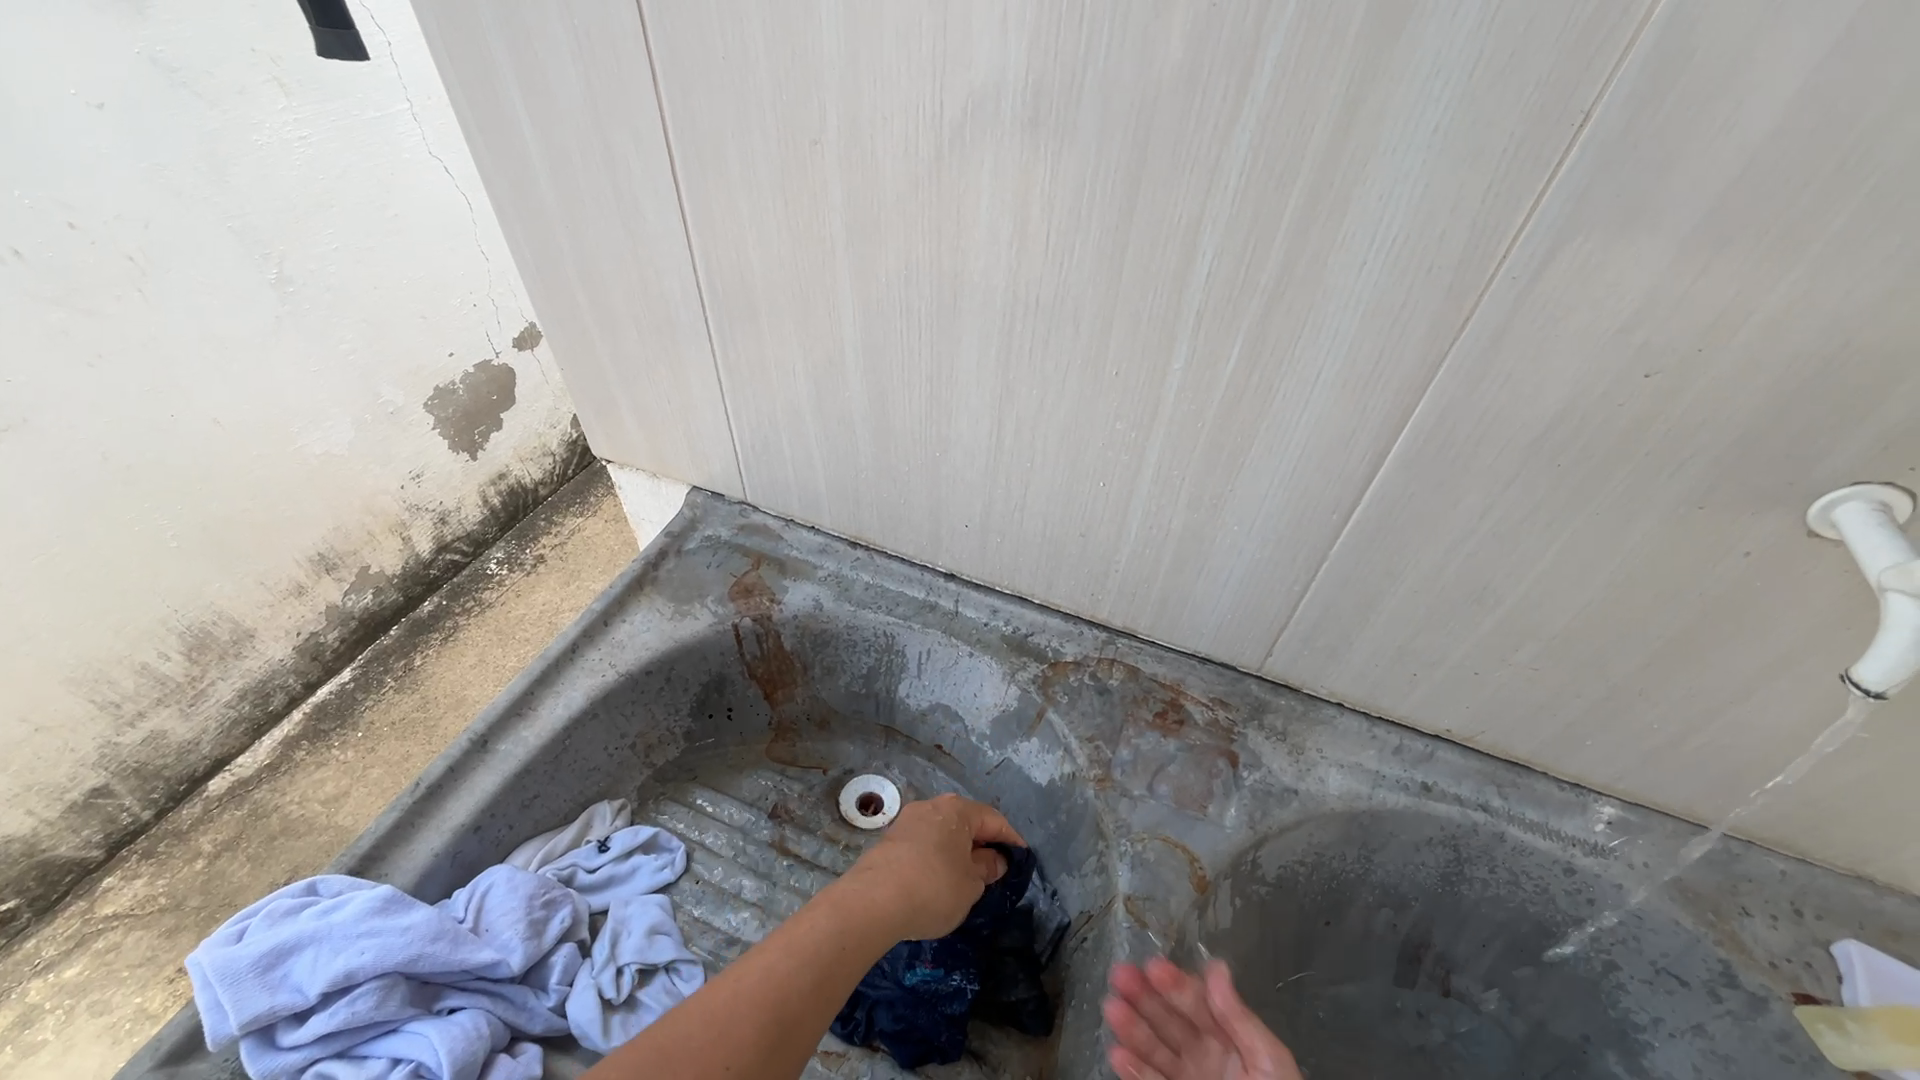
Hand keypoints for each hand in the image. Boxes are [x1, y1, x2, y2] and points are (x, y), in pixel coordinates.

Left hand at [834, 794, 1025, 941]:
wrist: (872, 902)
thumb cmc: (933, 888)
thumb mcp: (971, 884)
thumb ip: (987, 869)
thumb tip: (994, 860)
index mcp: (957, 810)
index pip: (993, 820)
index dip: (1011, 840)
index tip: (1022, 860)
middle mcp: (931, 807)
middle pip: (966, 822)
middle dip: (982, 844)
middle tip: (996, 870)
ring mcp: (907, 822)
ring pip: (943, 833)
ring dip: (957, 851)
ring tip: (968, 878)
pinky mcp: (889, 841)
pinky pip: (924, 845)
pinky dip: (937, 858)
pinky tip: (939, 881)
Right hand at [1104, 957, 1300, 1079]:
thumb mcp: (1269, 1062)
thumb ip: (1239, 1018)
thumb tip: (1215, 967)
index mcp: (1230, 1038)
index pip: (1198, 1003)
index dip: (1175, 983)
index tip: (1152, 966)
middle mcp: (1204, 1054)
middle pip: (1169, 1020)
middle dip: (1144, 996)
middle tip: (1119, 974)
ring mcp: (1187, 1078)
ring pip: (1154, 1049)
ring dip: (1132, 1028)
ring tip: (1111, 1007)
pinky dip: (1133, 1070)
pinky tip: (1117, 1053)